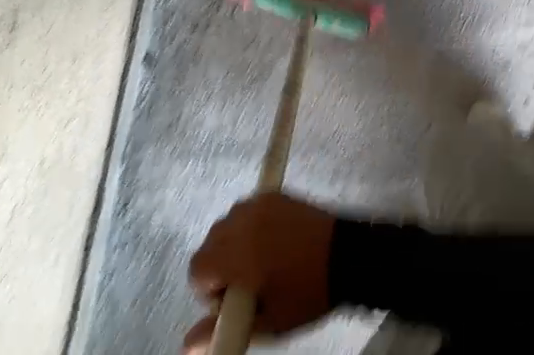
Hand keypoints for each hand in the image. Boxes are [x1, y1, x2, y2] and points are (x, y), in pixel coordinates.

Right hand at [183, 193, 336, 353]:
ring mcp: (257, 203)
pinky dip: (252, 224)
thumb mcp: (267, 323)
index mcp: (234, 254)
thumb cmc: (307, 292)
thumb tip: (186, 346)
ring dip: (236, 243)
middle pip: (210, 245)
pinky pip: (248, 210)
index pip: (196, 268)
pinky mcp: (273, 194)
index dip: (211, 289)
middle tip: (252, 282)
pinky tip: (275, 239)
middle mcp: (240, 222)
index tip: (235, 297)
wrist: (347, 255)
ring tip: (265, 260)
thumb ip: (223, 331)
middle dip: (222, 265)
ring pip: (227, 226)